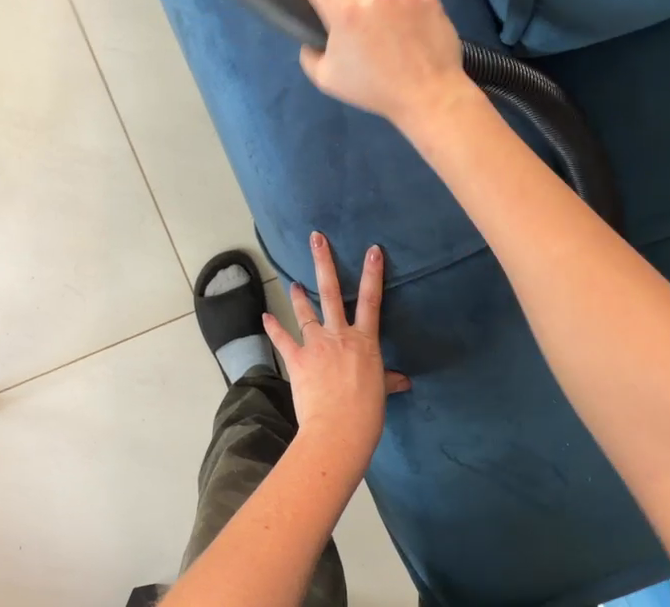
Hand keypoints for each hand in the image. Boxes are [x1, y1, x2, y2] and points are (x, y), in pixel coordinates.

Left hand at [266, 232, 410, 473]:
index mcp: (365, 342)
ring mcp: (316, 345)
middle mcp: (339, 336)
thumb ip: (388, 381)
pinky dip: (273, 327)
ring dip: (299, 295)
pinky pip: (283, 339)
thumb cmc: (366, 415)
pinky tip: (266, 316)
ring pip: (306, 311)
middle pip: (331, 292)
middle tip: (316, 238)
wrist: (338, 431)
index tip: (373, 250)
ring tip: (293, 281)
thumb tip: (403, 380)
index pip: (371, 300)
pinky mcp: (298, 358)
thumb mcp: (381, 393)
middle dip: (324, 262)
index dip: (373, 273)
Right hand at [298, 0, 472, 126]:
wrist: (429, 96)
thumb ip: (310, 54)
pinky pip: (411, 2)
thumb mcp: (326, 80)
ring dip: (384, 12)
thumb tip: (313, 41)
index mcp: (345, 11)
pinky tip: (415, 39)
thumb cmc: (374, 89)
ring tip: (395, 42)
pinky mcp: (430, 0)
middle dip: (356, 9)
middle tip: (366, 39)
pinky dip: (410, 16)